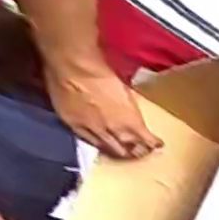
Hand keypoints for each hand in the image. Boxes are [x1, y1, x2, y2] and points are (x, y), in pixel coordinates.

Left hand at [46, 66, 162, 158]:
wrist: (77, 66)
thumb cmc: (61, 73)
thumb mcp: (59, 96)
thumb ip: (75, 110)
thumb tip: (87, 116)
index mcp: (75, 124)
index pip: (97, 144)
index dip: (108, 147)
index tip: (115, 146)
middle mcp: (98, 131)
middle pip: (119, 151)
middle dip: (127, 152)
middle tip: (135, 151)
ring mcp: (117, 129)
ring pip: (135, 149)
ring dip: (142, 149)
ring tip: (147, 147)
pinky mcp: (134, 125)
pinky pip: (149, 140)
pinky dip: (155, 143)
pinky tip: (158, 143)